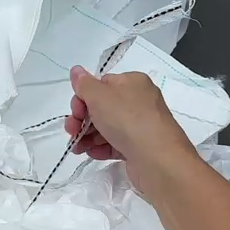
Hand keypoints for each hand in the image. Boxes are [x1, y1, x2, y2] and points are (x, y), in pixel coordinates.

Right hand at [64, 66, 203, 191]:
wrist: (157, 159)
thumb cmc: (127, 119)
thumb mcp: (99, 95)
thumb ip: (84, 83)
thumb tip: (76, 70)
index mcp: (132, 83)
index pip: (101, 85)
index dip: (83, 97)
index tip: (75, 111)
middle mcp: (138, 101)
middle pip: (101, 107)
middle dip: (81, 119)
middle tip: (71, 130)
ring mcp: (140, 125)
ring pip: (106, 127)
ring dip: (87, 135)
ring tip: (77, 147)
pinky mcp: (139, 147)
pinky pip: (115, 143)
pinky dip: (100, 147)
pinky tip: (91, 153)